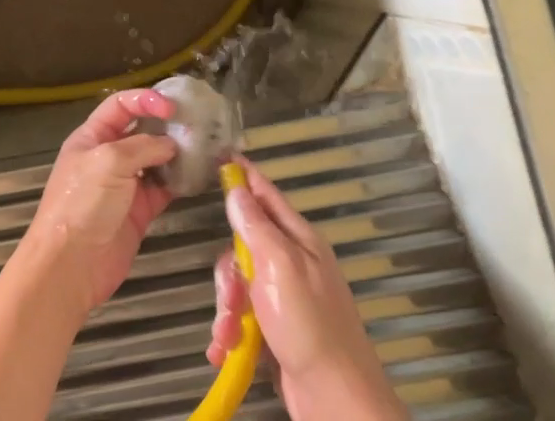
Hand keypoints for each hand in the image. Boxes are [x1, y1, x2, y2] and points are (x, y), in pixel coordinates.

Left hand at [23, 89, 177, 312]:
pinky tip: (199, 174)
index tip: (173, 106)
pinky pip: (164, 188)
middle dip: (167, 125)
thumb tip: (170, 145)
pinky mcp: (140, 210)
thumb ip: (142, 146)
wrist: (71, 265)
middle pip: (141, 131)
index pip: (120, 106)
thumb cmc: (82, 204)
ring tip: (205, 146)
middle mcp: (108, 157)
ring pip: (156, 160)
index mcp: (92, 137)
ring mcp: (125, 184)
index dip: (145, 100)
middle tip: (198, 124)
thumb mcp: (108, 162)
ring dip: (178, 153)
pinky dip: (181, 181)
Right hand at [208, 159, 405, 420]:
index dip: (244, 177)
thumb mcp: (279, 266)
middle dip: (229, 272)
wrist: (333, 397)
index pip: (266, 195)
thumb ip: (256, 226)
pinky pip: (243, 315)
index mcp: (300, 240)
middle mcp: (293, 262)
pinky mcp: (277, 326)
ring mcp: (285, 296)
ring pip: (239, 283)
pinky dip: (231, 331)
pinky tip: (227, 348)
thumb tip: (236, 188)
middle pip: (244, 245)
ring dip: (227, 309)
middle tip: (233, 295)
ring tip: (230, 334)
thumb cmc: (309, 325)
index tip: (221, 158)